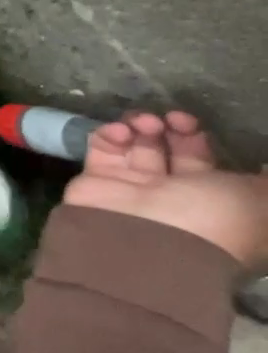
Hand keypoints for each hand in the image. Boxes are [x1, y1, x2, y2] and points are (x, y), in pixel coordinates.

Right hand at [63, 111, 266, 264]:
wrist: (147, 234)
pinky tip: (121, 131)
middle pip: (178, 153)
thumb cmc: (214, 216)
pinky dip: (112, 135)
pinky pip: (105, 149)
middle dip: (177, 131)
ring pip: (141, 147)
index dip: (209, 143)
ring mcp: (137, 187)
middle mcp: (181, 196)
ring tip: (146, 122)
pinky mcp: (100, 178)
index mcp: (222, 204)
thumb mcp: (260, 199)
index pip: (216, 168)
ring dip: (144, 128)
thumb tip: (265, 165)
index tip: (200, 126)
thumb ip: (265, 181)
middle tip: (175, 118)